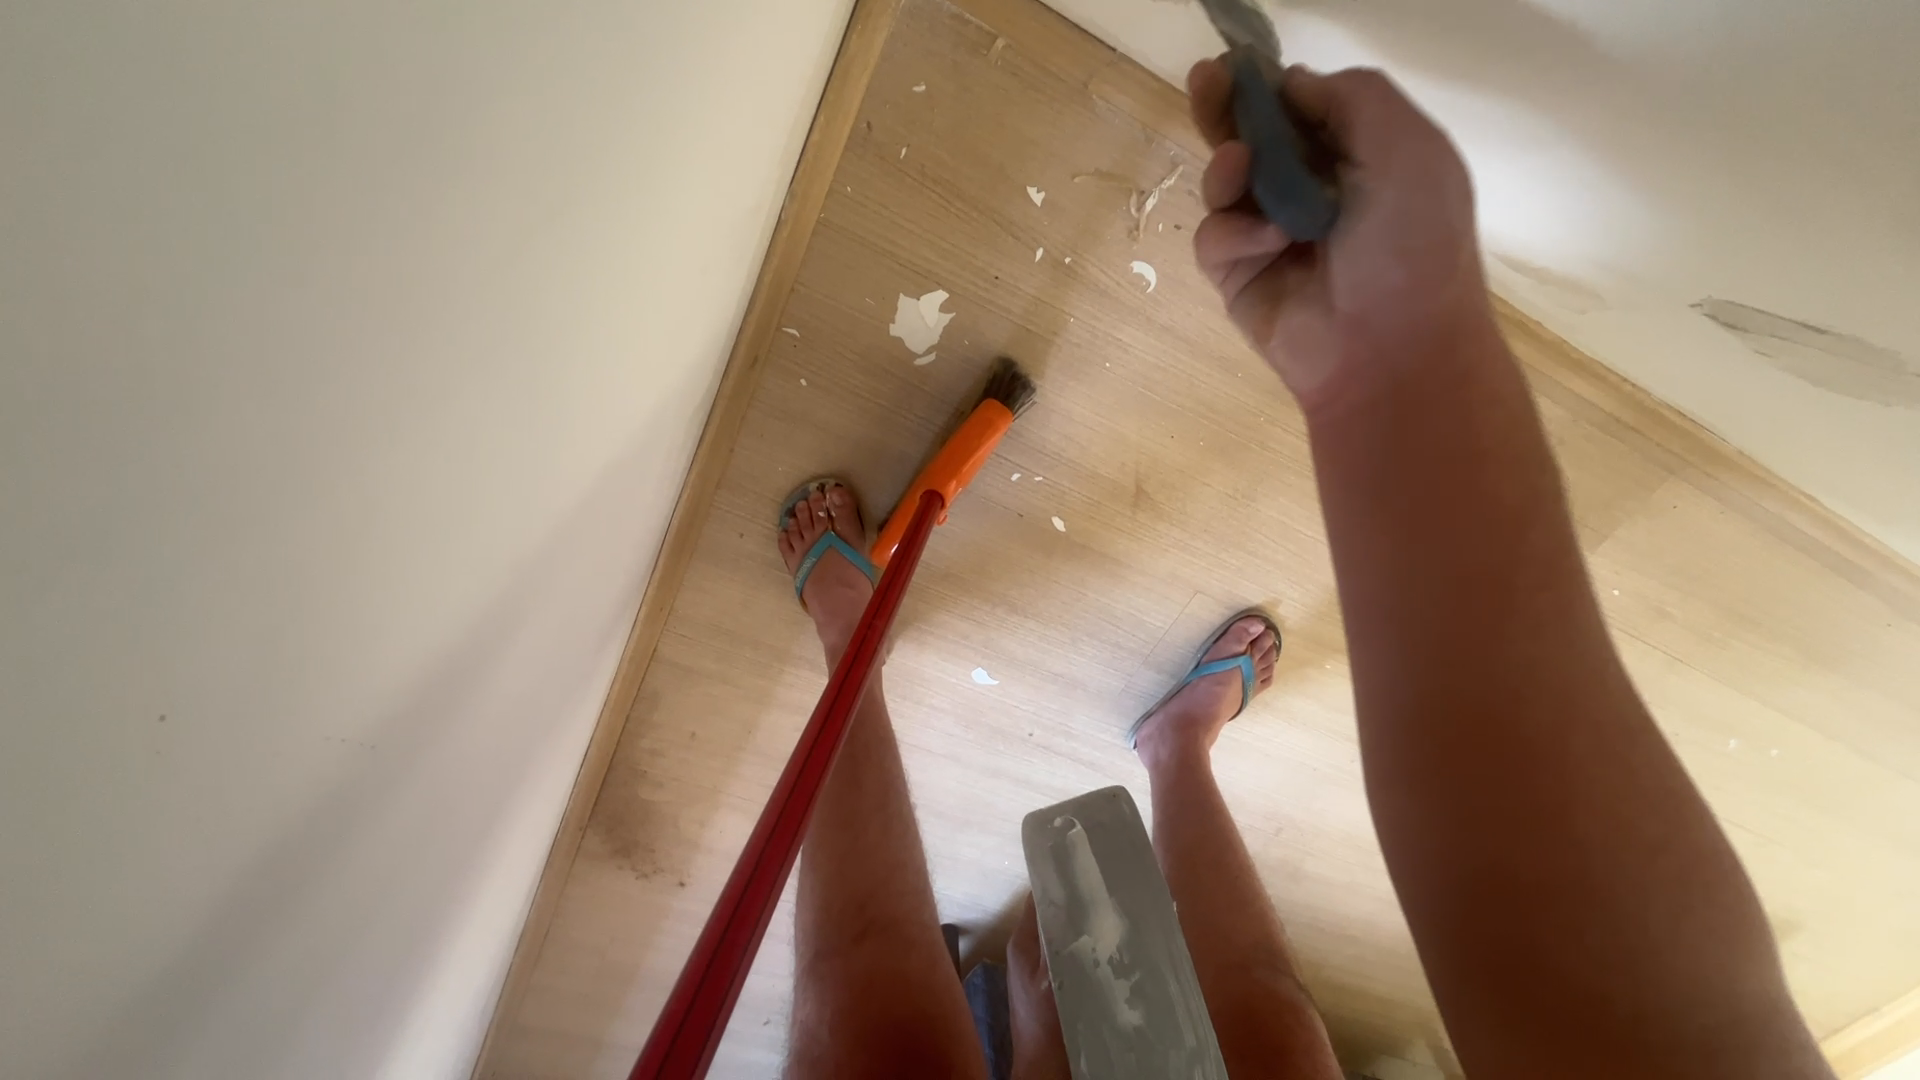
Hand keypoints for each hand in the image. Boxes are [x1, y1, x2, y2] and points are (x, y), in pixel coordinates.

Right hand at [1189, 59, 1495, 410]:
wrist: (1388, 347)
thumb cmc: (1411, 243)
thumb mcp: (1406, 145)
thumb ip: (1352, 98)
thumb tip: (1291, 84)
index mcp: (1355, 156)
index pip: (1298, 109)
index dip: (1267, 84)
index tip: (1237, 60)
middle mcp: (1307, 191)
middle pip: (1250, 139)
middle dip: (1225, 110)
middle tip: (1203, 80)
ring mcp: (1266, 235)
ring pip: (1223, 184)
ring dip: (1228, 169)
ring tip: (1239, 168)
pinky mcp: (1235, 276)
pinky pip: (1213, 238)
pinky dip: (1234, 235)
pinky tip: (1267, 244)